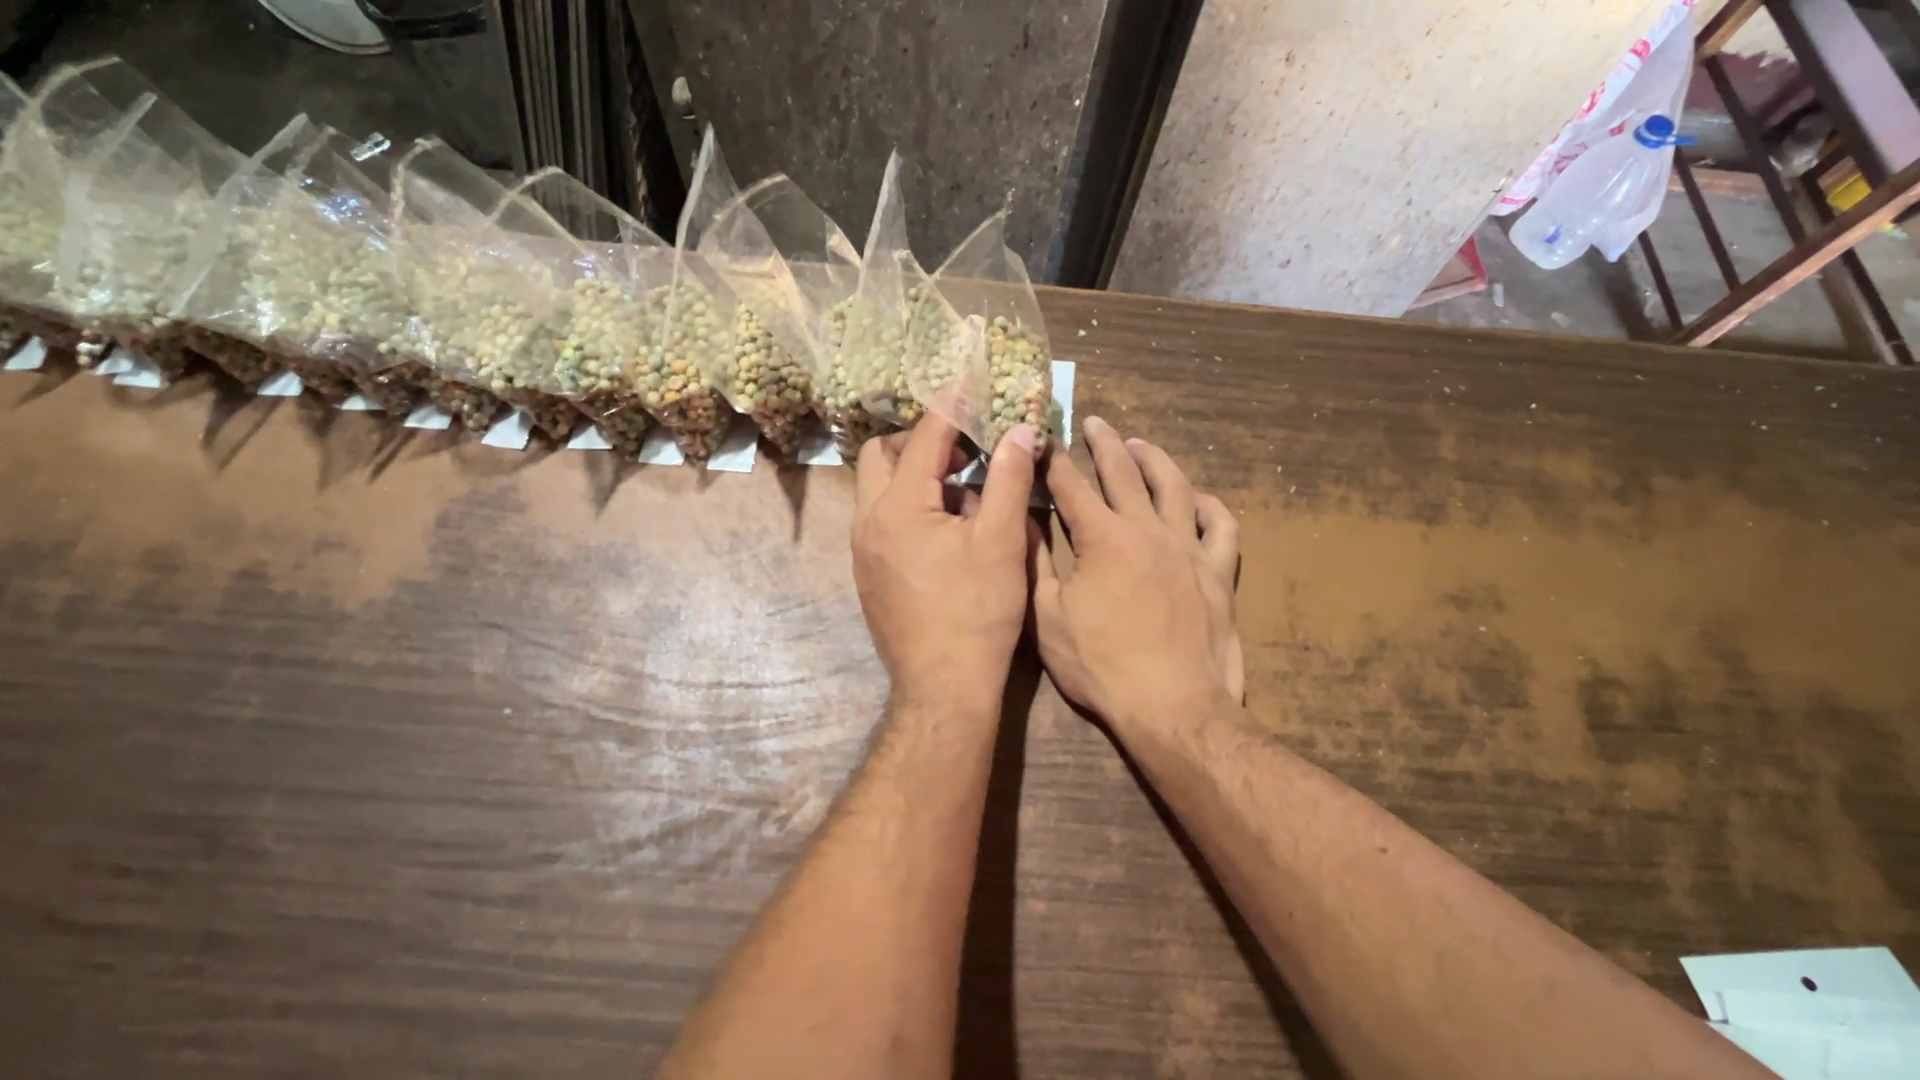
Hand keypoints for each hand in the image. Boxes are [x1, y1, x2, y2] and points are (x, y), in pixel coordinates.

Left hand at [853, 417, 1038, 712]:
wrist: (943, 686)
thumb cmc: (977, 612)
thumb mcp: (1001, 541)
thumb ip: (1008, 478)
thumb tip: (1018, 430)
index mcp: (898, 506)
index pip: (925, 436)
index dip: (954, 406)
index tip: (975, 382)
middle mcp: (867, 520)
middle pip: (882, 454)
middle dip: (923, 441)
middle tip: (966, 451)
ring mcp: (862, 550)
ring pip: (879, 488)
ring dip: (917, 476)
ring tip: (966, 494)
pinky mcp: (868, 573)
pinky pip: (882, 519)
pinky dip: (909, 507)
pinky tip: (949, 532)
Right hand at [1033, 416, 1241, 734]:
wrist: (1172, 706)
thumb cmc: (1102, 667)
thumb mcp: (1048, 619)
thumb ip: (1036, 565)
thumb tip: (1023, 522)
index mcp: (1102, 537)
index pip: (1070, 485)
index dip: (1053, 460)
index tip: (1042, 440)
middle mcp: (1147, 529)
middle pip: (1123, 472)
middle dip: (1103, 443)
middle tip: (1092, 422)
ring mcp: (1188, 547)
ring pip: (1174, 486)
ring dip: (1154, 459)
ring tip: (1139, 444)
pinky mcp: (1219, 571)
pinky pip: (1220, 525)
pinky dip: (1208, 505)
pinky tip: (1197, 498)